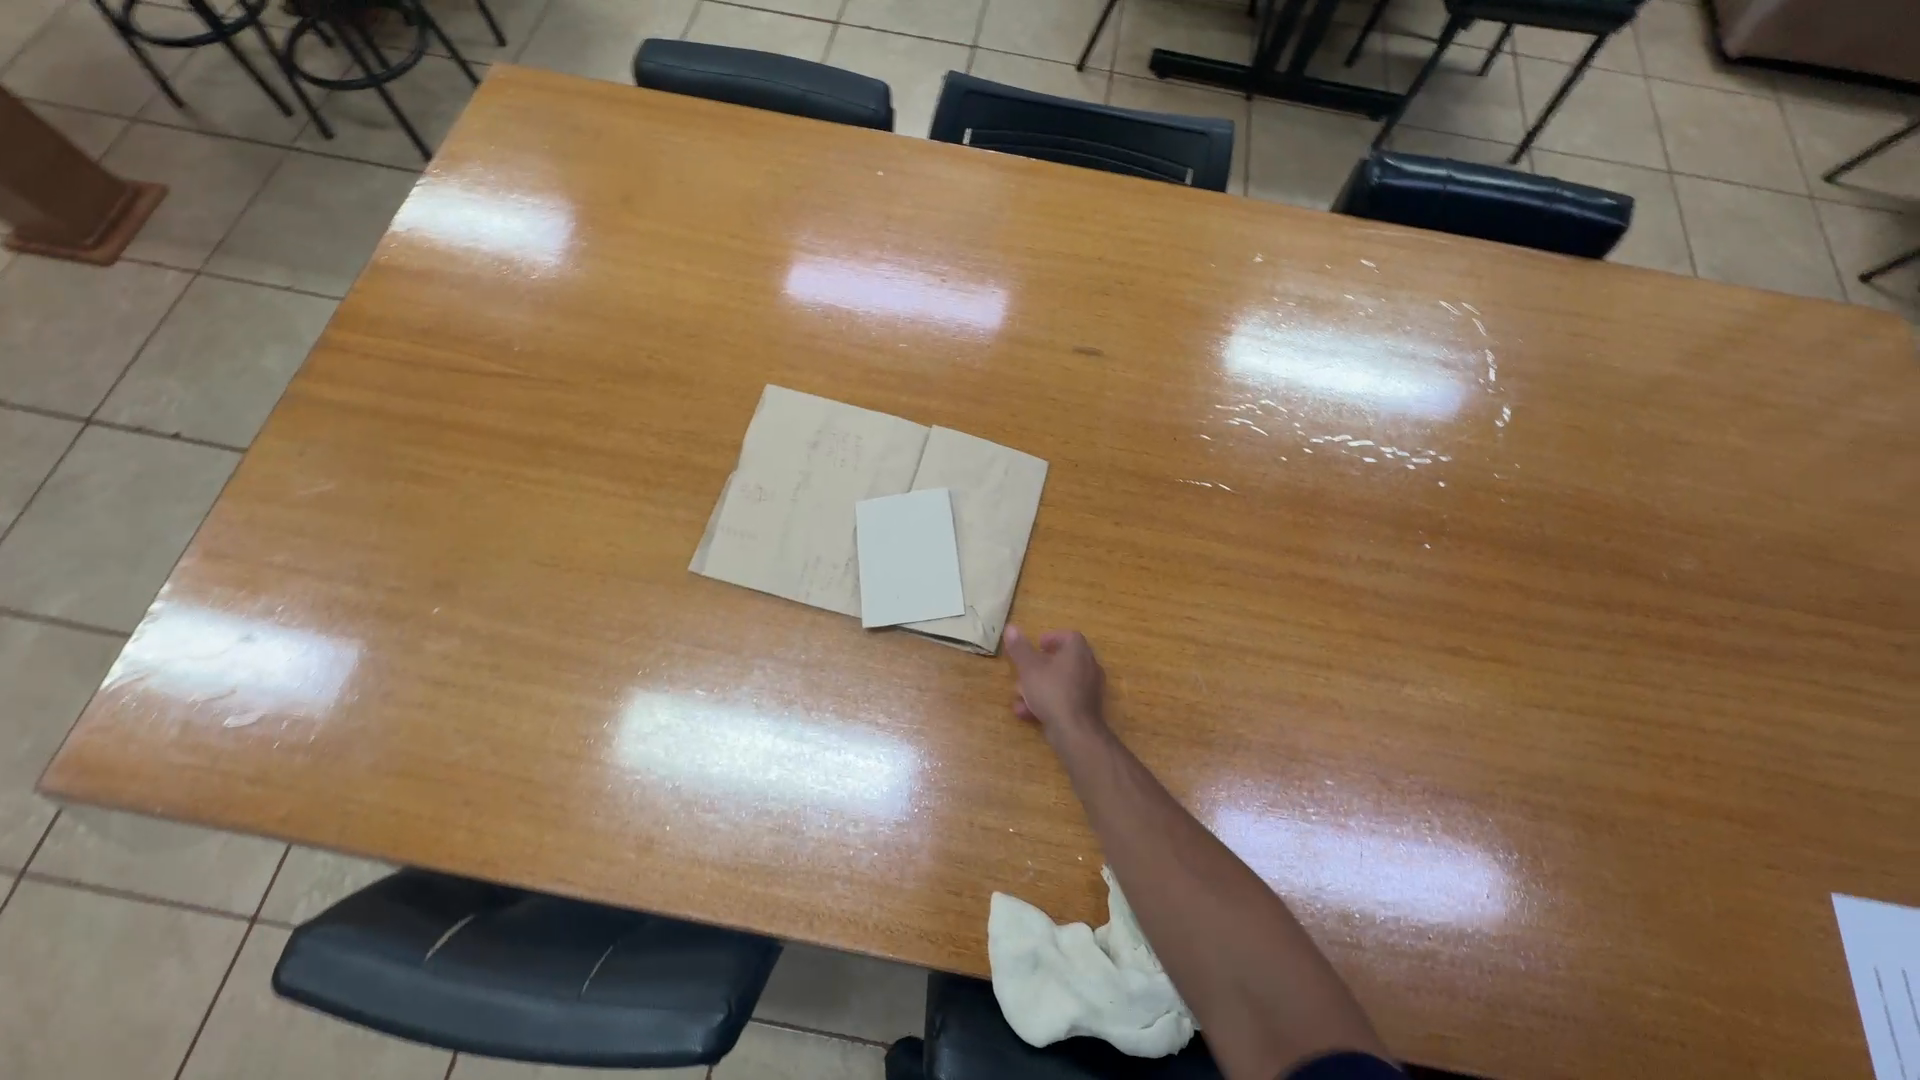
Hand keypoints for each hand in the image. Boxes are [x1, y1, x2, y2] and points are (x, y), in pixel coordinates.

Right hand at [1003, 626, 1106, 736]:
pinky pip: (1064, 699)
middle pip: (1062, 661)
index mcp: (1078, 652)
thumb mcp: (1029, 668)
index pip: (1069, 636)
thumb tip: (1011, 628)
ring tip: (1019, 696)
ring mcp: (1089, 690)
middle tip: (1023, 672)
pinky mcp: (1086, 709)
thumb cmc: (1052, 691)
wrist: (1074, 730)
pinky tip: (1027, 713)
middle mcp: (1088, 667)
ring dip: (1038, 687)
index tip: (1036, 645)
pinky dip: (1047, 702)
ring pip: (1060, 682)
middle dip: (1038, 667)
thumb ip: (1020, 648)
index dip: (1052, 638)